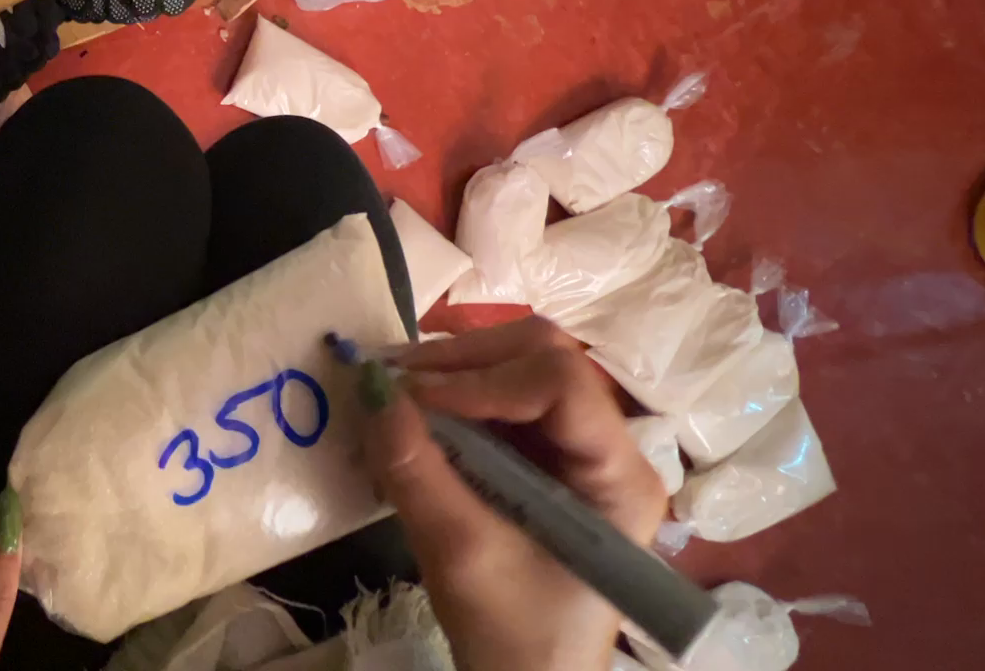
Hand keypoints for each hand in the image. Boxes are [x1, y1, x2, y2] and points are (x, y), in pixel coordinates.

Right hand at [359, 318, 666, 670]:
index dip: (482, 378)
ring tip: (391, 394)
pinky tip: (406, 411)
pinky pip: (486, 388)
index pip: (558, 381)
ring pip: (509, 360)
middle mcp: (599, 441)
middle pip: (537, 352)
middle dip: (460, 359)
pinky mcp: (529, 447)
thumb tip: (370, 387)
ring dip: (445, 368)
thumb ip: (414, 468)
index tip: (414, 400)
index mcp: (614, 473)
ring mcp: (564, 441)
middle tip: (395, 382)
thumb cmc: (513, 632)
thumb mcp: (457, 552)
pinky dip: (440, 388)